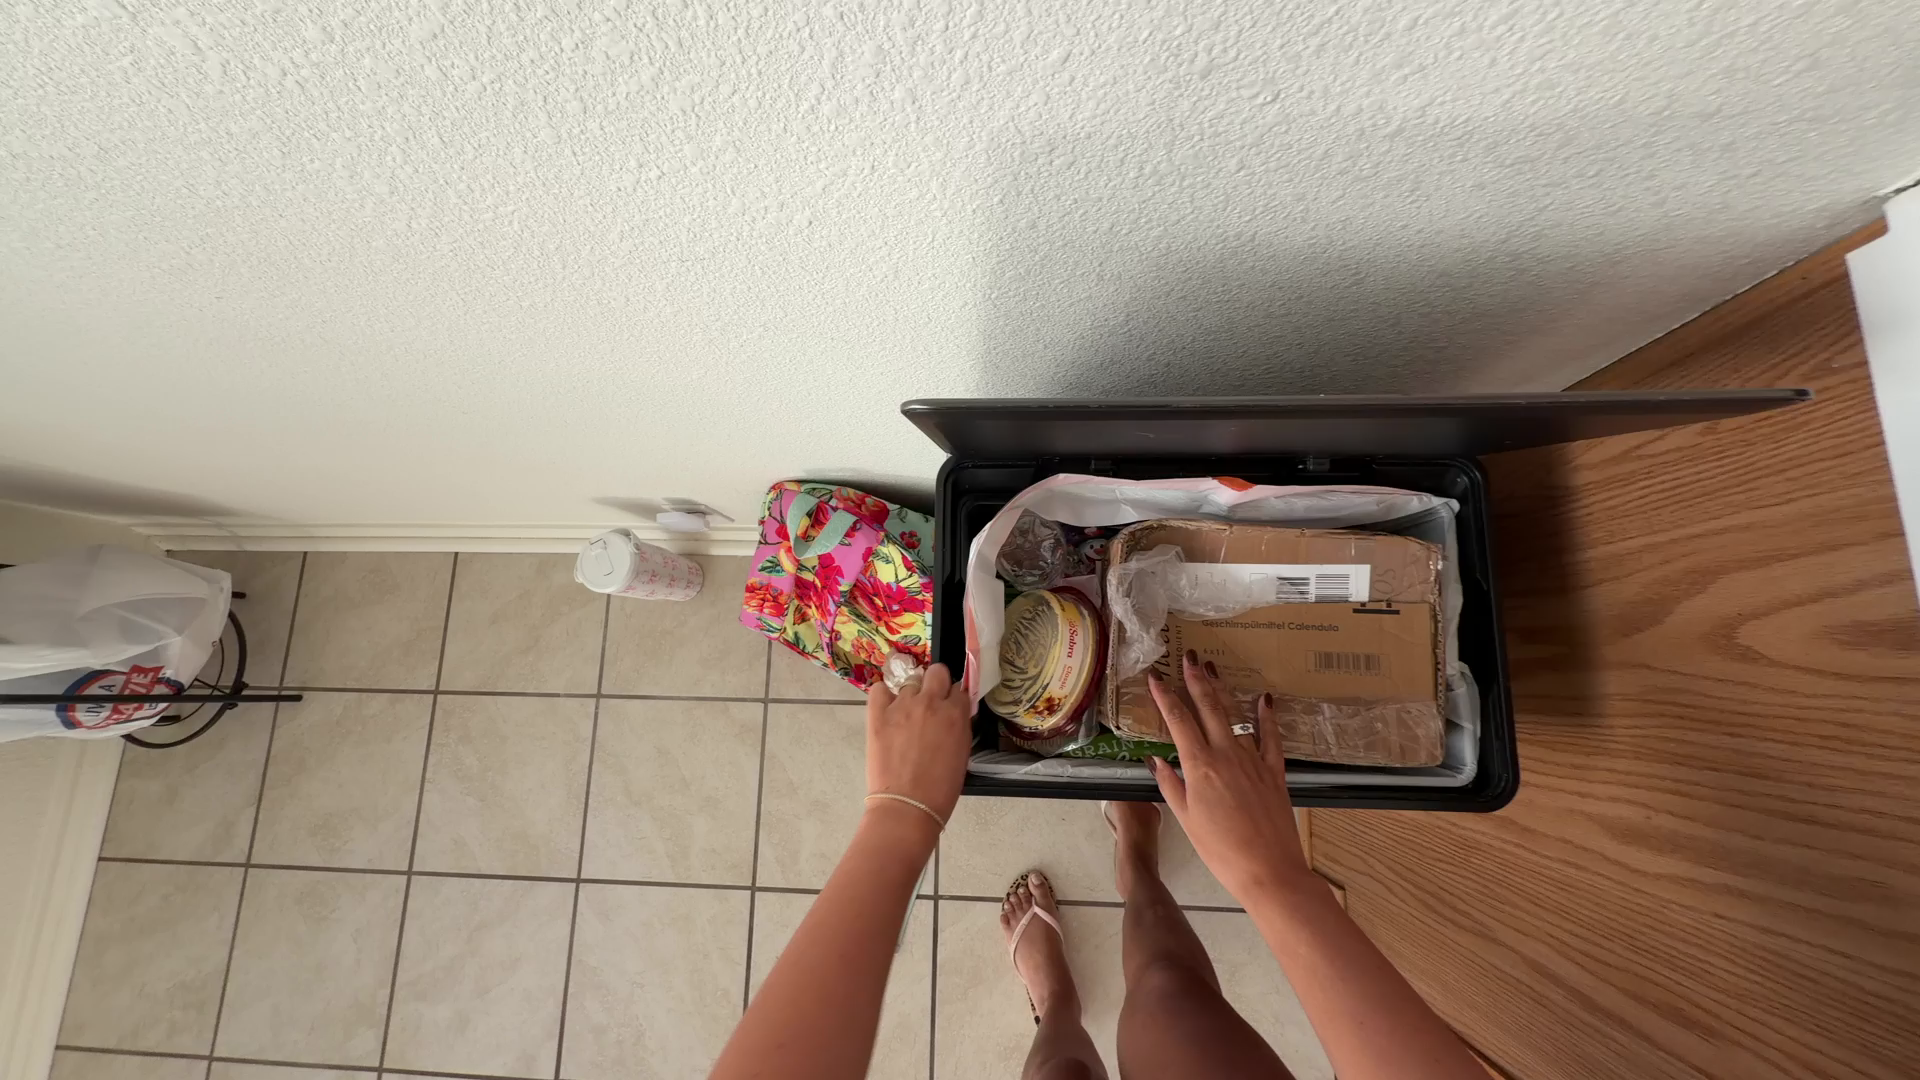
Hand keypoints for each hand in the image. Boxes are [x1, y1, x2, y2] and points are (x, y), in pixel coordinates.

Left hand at [865, 662, 973, 825]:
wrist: (908, 807)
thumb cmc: (940, 789)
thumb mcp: (962, 753)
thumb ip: (959, 726)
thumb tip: (954, 714)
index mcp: (955, 713)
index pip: (959, 689)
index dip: (954, 699)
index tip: (949, 707)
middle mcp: (930, 702)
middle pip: (937, 671)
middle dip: (936, 683)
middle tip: (931, 702)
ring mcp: (902, 705)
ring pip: (909, 682)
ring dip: (910, 695)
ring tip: (905, 716)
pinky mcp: (878, 714)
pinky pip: (879, 689)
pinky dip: (883, 695)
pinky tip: (886, 709)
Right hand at [1146, 651, 1311, 902]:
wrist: (1270, 872)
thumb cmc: (1221, 850)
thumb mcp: (1186, 819)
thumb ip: (1171, 784)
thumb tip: (1156, 760)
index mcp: (1200, 766)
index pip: (1178, 721)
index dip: (1165, 697)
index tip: (1155, 678)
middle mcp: (1226, 754)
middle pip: (1208, 708)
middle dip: (1196, 680)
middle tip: (1189, 657)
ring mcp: (1252, 761)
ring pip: (1235, 716)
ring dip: (1222, 690)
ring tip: (1213, 668)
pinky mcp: (1274, 772)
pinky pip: (1270, 738)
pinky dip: (1267, 717)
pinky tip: (1264, 699)